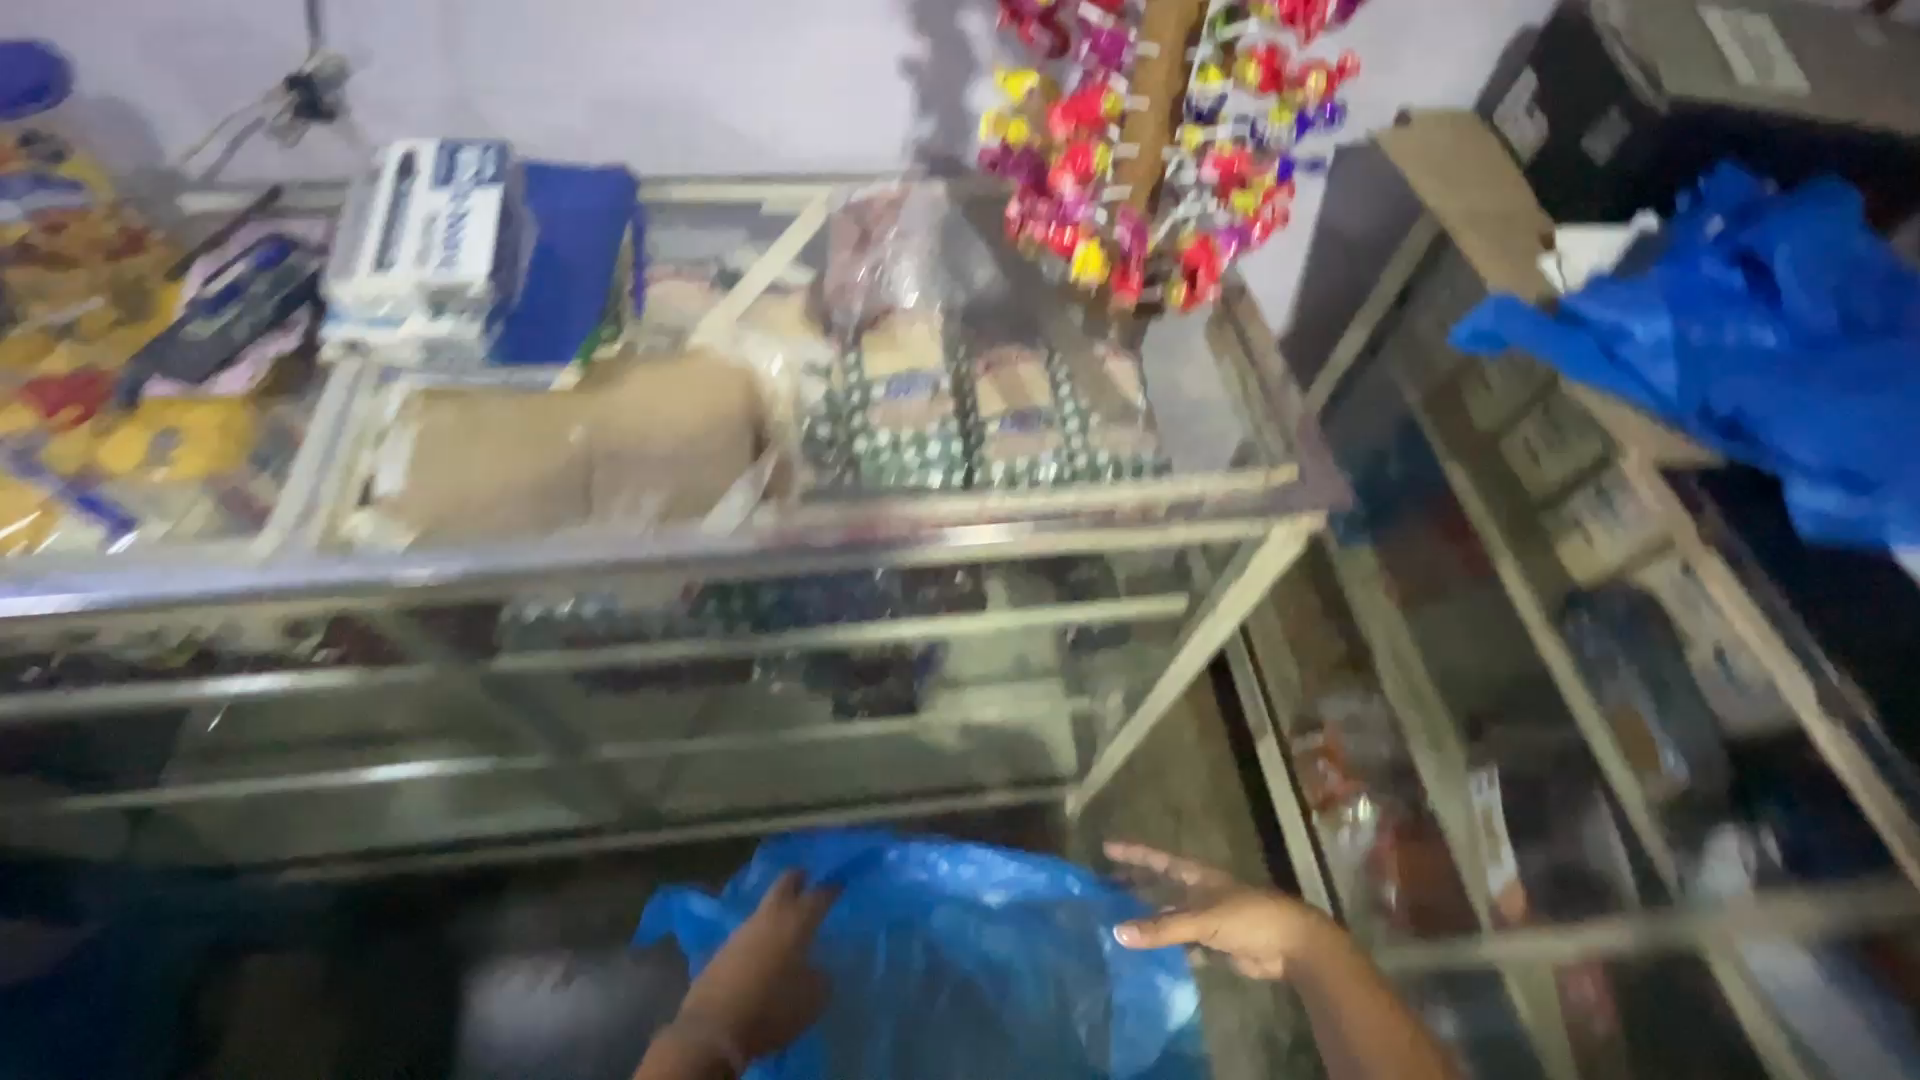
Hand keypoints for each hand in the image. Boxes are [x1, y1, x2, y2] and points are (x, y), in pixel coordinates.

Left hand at [676, 871, 836, 1064]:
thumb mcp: (813, 999)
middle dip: (798, 878)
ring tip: (788, 921)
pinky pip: (748, 933)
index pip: (819, 895)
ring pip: (764, 908)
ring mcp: (741, 931)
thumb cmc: (772, 1009)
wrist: (713, 1029)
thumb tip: (817, 970)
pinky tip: (765, 949)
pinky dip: (760, 934)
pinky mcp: (722, 951)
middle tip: (808, 879)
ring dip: (777, 909)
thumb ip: (821, 978)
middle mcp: (769, 917)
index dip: (831, 889)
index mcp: (796, 922)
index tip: (839, 884)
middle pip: (784, 883)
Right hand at [1105, 842, 1331, 979]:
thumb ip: (1162, 928)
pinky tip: (1146, 954)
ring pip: (1168, 917)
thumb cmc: (1248, 917)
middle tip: (1103, 888)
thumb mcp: (1202, 919)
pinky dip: (1164, 947)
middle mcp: (1197, 893)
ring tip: (1116, 922)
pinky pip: (1180, 944)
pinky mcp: (1213, 944)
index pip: (1157, 859)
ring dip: (1147, 920)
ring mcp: (1206, 919)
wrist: (1292, 946)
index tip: (1106, 848)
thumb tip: (1118, 932)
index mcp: (1195, 875)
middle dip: (1134, 886)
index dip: (1133, 853)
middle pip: (1160, 887)